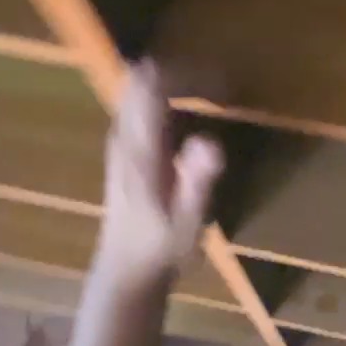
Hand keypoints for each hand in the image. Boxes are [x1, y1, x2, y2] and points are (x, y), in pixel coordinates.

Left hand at [92, 62, 223, 284]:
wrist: (126, 271)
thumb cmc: (162, 248)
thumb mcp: (188, 221)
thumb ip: (197, 181)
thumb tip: (212, 141)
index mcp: (139, 150)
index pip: (151, 87)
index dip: (188, 74)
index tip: (223, 86)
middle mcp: (124, 137)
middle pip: (144, 79)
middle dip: (186, 74)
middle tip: (224, 89)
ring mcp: (121, 140)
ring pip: (142, 89)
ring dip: (180, 84)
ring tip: (217, 96)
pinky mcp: (126, 147)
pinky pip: (144, 104)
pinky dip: (173, 98)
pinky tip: (198, 115)